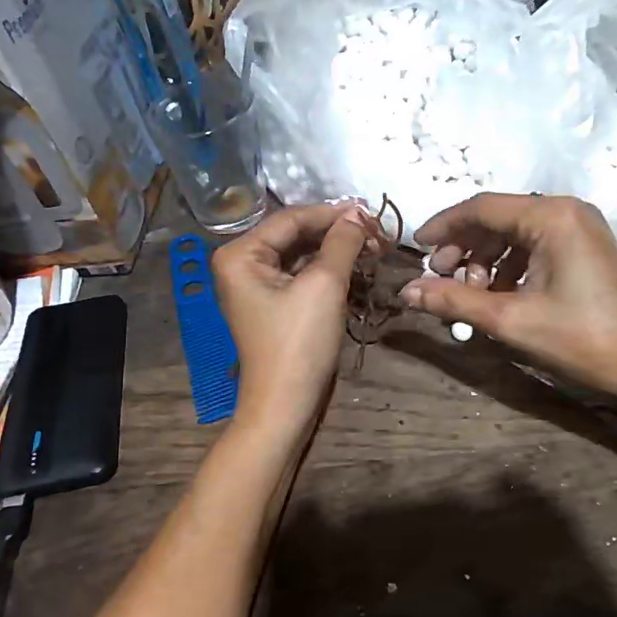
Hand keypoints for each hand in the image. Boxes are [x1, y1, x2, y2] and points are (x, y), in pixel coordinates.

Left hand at [212, 202, 378, 425]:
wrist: (285, 405)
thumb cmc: (298, 343)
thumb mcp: (323, 285)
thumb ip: (341, 242)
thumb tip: (358, 212)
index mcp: (240, 254)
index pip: (291, 219)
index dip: (332, 213)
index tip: (370, 212)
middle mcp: (241, 264)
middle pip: (294, 235)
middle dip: (335, 233)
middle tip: (375, 232)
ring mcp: (254, 286)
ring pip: (300, 255)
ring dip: (334, 251)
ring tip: (371, 247)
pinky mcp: (272, 305)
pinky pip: (299, 276)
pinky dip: (327, 271)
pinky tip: (354, 267)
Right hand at [399, 194, 616, 405]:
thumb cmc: (584, 338)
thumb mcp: (510, 319)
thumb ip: (454, 300)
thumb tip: (405, 292)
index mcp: (549, 216)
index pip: (480, 208)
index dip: (442, 226)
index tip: (415, 250)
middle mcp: (564, 210)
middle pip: (495, 217)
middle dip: (462, 247)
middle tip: (439, 278)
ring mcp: (578, 227)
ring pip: (512, 232)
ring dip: (483, 259)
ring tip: (469, 292)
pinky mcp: (584, 246)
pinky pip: (532, 245)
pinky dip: (507, 265)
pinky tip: (498, 294)